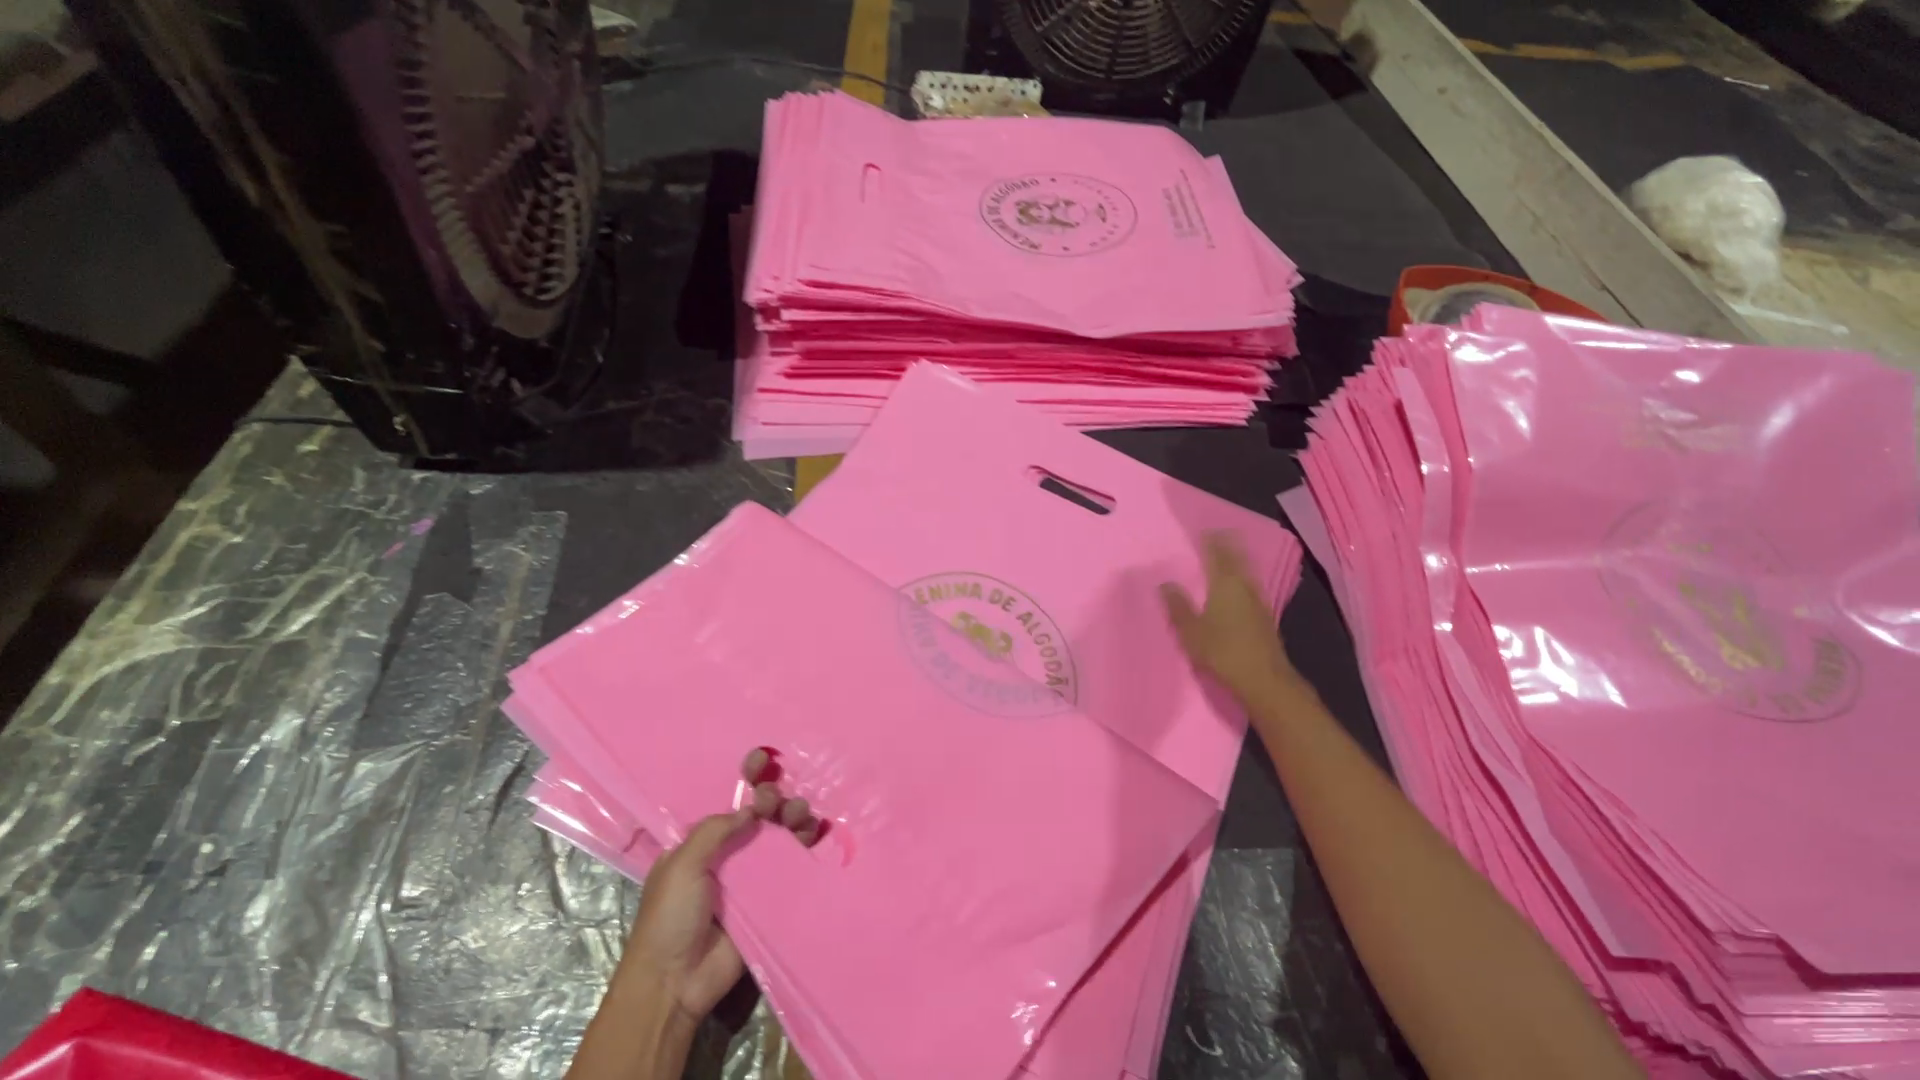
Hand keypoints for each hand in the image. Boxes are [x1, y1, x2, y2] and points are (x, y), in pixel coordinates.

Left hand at [615, 750, 821, 1024]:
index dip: (745, 782)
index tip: (761, 760)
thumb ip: (715, 831)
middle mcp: (728, 858)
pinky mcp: (771, 904)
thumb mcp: (682, 865)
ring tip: (801, 817)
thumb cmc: (669, 918)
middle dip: (775, 801)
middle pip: (760, 820)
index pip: (728, 806)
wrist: (675, 981)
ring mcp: (751, 881)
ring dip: (794, 822)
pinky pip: (793, 872)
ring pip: (780, 841)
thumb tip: (751, 808)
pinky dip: (807, 852)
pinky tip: (817, 836)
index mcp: (700, 845)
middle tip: (781, 801)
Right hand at [1161, 533, 1295, 699]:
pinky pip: (1250, 587)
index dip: (1210, 541)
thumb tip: (1166, 584)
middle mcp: (1244, 586)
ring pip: (1246, 572)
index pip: (1216, 554)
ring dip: (1237, 561)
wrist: (1263, 679)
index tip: (1203, 531)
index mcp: (1224, 584)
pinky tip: (1237, 587)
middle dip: (1227, 546)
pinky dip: (1242, 579)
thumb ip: (1178, 606)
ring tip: (1226, 557)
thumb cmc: (1222, 651)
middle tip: (1217, 536)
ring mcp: (1258, 601)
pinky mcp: (1265, 617)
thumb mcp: (1190, 631)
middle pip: (1236, 559)